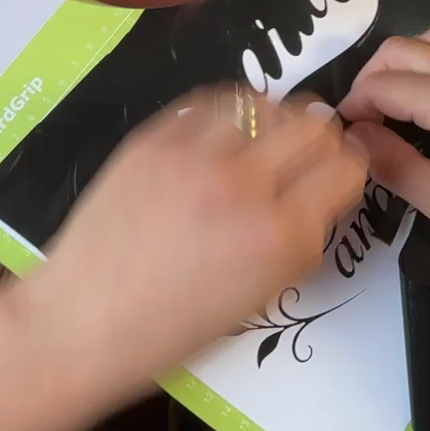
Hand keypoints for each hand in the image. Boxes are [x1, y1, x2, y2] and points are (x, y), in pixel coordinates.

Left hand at [21, 85, 367, 389]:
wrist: (82, 321)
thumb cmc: (169, 329)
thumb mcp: (258, 298)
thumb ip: (298, 241)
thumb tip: (317, 195)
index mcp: (280, 238)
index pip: (345, 168)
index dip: (347, 166)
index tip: (336, 169)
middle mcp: (246, 186)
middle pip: (313, 125)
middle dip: (318, 137)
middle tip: (303, 150)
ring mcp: (196, 156)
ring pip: (264, 103)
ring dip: (272, 120)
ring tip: (260, 139)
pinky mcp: (155, 138)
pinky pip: (211, 101)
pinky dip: (226, 112)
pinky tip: (221, 132)